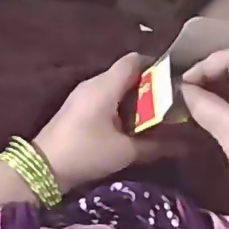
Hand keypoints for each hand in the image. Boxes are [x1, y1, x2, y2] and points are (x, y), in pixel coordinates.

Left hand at [33, 53, 173, 190]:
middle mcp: (93, 84)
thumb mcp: (124, 152)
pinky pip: (104, 99)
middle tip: (170, 104)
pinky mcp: (76, 109)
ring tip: (155, 117)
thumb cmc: (85, 153)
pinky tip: (131, 126)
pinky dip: (120, 107)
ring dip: (134, 99)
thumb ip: (156, 145)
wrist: (42, 168)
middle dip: (149, 86)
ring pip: (115, 87)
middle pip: (126, 73)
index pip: (135, 60)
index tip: (174, 82)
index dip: (156, 66)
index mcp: (105, 85)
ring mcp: (82, 96)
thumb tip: (185, 144)